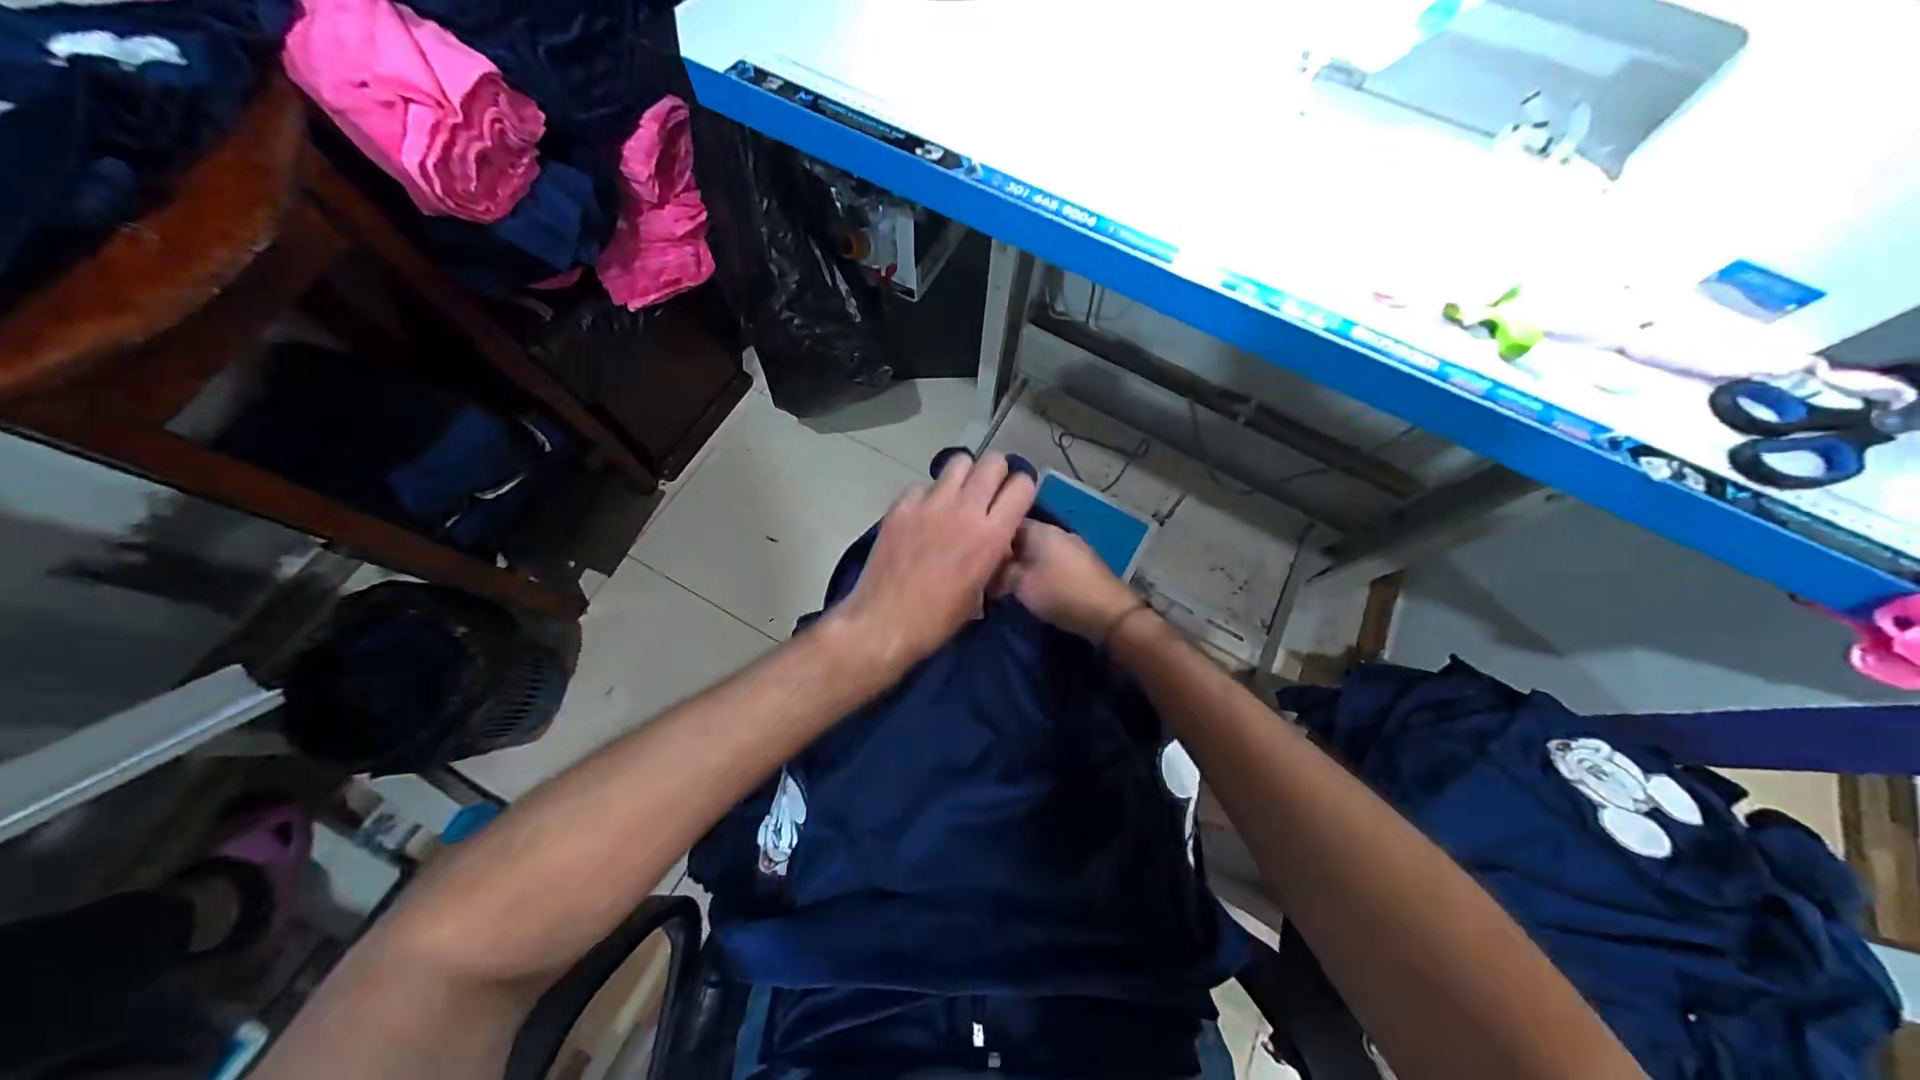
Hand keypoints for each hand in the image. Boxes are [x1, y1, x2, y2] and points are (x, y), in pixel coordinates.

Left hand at [827, 452, 1036, 668]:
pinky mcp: (901, 507)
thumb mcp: (979, 592)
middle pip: (993, 462)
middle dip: (995, 473)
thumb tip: (995, 543)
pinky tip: (922, 515)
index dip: (1021, 490)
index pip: (1022, 486)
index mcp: (991, 535)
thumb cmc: (937, 620)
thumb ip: (992, 557)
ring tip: (957, 495)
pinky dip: (926, 495)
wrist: (884, 623)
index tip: (1013, 501)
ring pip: (959, 462)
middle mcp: (965, 510)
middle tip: (988, 491)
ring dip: (964, 475)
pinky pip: (921, 485)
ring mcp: (930, 504)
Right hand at [993, 521, 1143, 642]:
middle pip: (1023, 537)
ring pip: (1039, 550)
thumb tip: (987, 569)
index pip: (1007, 522)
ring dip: (1025, 563)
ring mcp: (1073, 547)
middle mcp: (1057, 532)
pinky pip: (1053, 561)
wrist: (1108, 612)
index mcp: (1040, 529)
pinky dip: (1041, 570)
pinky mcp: (1083, 564)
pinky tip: (1035, 586)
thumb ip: (999, 573)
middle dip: (1007, 553)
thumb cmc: (1059, 592)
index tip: (977, 553)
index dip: (990, 536)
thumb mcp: (1019, 584)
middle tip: (991, 572)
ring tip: (1010, 582)